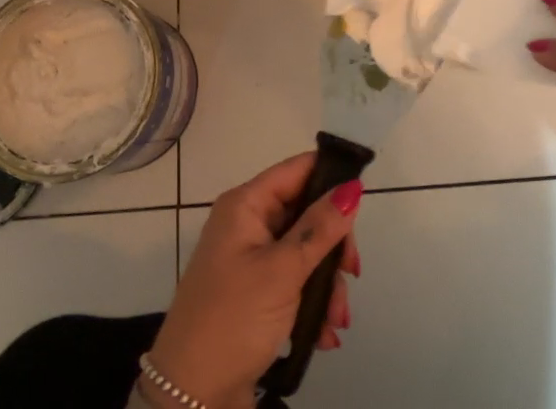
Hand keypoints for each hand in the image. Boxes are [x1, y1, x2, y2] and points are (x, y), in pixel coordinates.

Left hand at [145, 153, 362, 408]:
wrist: (192, 392)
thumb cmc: (234, 318)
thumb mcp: (282, 271)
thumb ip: (320, 228)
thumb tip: (353, 186)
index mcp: (246, 206)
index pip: (297, 170)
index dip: (331, 177)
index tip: (363, 199)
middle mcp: (247, 225)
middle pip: (307, 214)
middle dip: (334, 248)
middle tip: (351, 273)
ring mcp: (251, 261)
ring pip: (306, 254)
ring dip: (327, 286)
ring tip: (336, 320)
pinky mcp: (257, 295)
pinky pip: (296, 284)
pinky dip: (313, 306)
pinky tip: (324, 334)